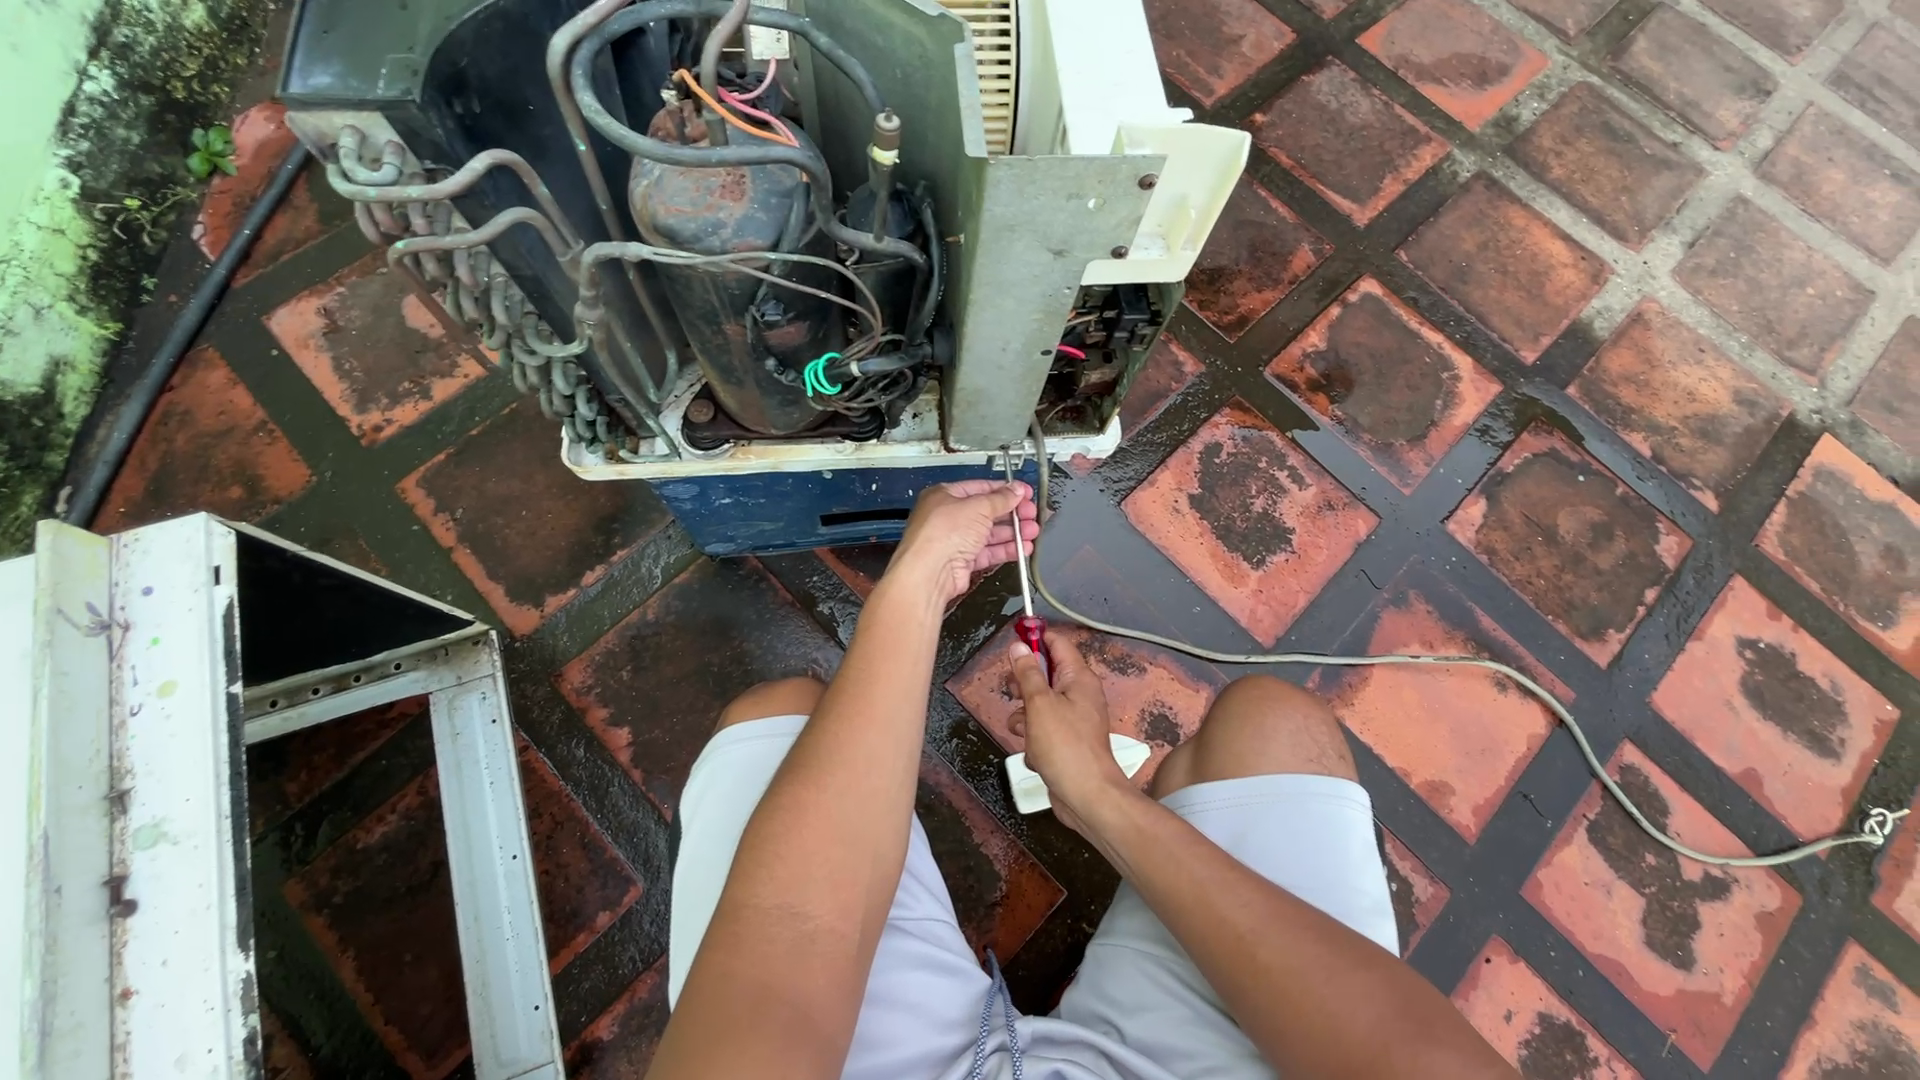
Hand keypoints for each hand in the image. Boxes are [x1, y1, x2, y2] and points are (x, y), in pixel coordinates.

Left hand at [887, 481, 1038, 605]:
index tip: (1023, 493)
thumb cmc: (939, 536)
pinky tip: (1022, 548)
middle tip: (1031, 513)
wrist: (930, 572)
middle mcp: (947, 518)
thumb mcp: (977, 507)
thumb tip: (1014, 491)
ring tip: (1032, 531)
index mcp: (945, 496)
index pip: (980, 489)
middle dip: (1012, 513)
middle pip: (986, 512)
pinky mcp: (961, 561)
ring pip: (989, 534)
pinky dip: (1006, 550)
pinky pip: (988, 552)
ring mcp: (954, 541)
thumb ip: (1000, 499)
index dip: (1004, 490)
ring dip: (1013, 532)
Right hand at [1007, 631, 1134, 833]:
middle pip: (1045, 674)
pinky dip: (1033, 738)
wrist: (1086, 795)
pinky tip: (1034, 753)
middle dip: (1024, 684)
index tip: (1013, 643)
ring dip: (1025, 717)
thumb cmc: (1064, 745)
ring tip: (1023, 731)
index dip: (1035, 639)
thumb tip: (1019, 647)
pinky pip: (1042, 729)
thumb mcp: (1039, 703)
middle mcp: (1079, 694)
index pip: (1057, 644)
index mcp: (1079, 678)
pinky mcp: (1066, 742)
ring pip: (1039, 705)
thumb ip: (1027, 674)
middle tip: (1012, 692)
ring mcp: (1073, 719)